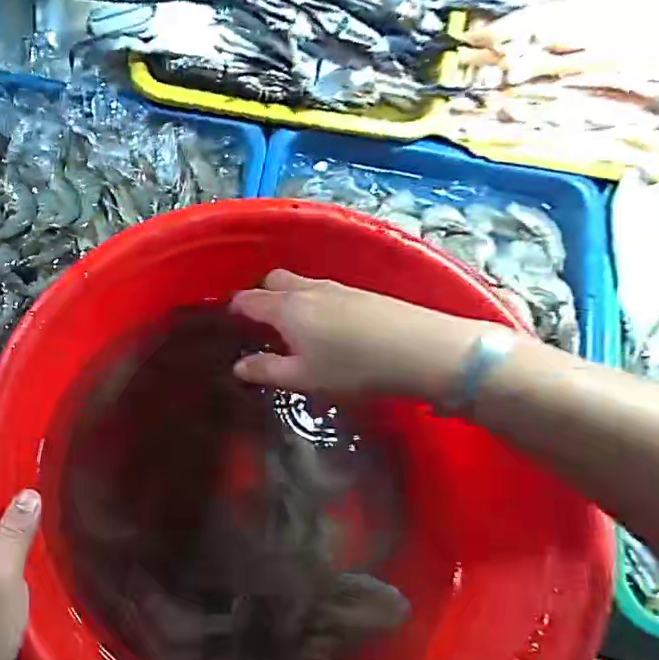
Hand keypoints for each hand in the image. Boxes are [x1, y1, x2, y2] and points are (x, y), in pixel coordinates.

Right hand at [229, 269, 505, 400]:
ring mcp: (339, 289)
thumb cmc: (355, 367)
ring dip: (290, 298)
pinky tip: (327, 327)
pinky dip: (314, 302)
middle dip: (261, 295)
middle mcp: (308, 291)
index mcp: (285, 308)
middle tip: (260, 322)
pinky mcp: (365, 295)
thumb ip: (267, 371)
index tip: (229, 324)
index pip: (247, 299)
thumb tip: (238, 367)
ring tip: (293, 326)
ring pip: (301, 284)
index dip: (233, 309)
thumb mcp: (304, 378)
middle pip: (273, 281)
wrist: (429, 351)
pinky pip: (325, 291)